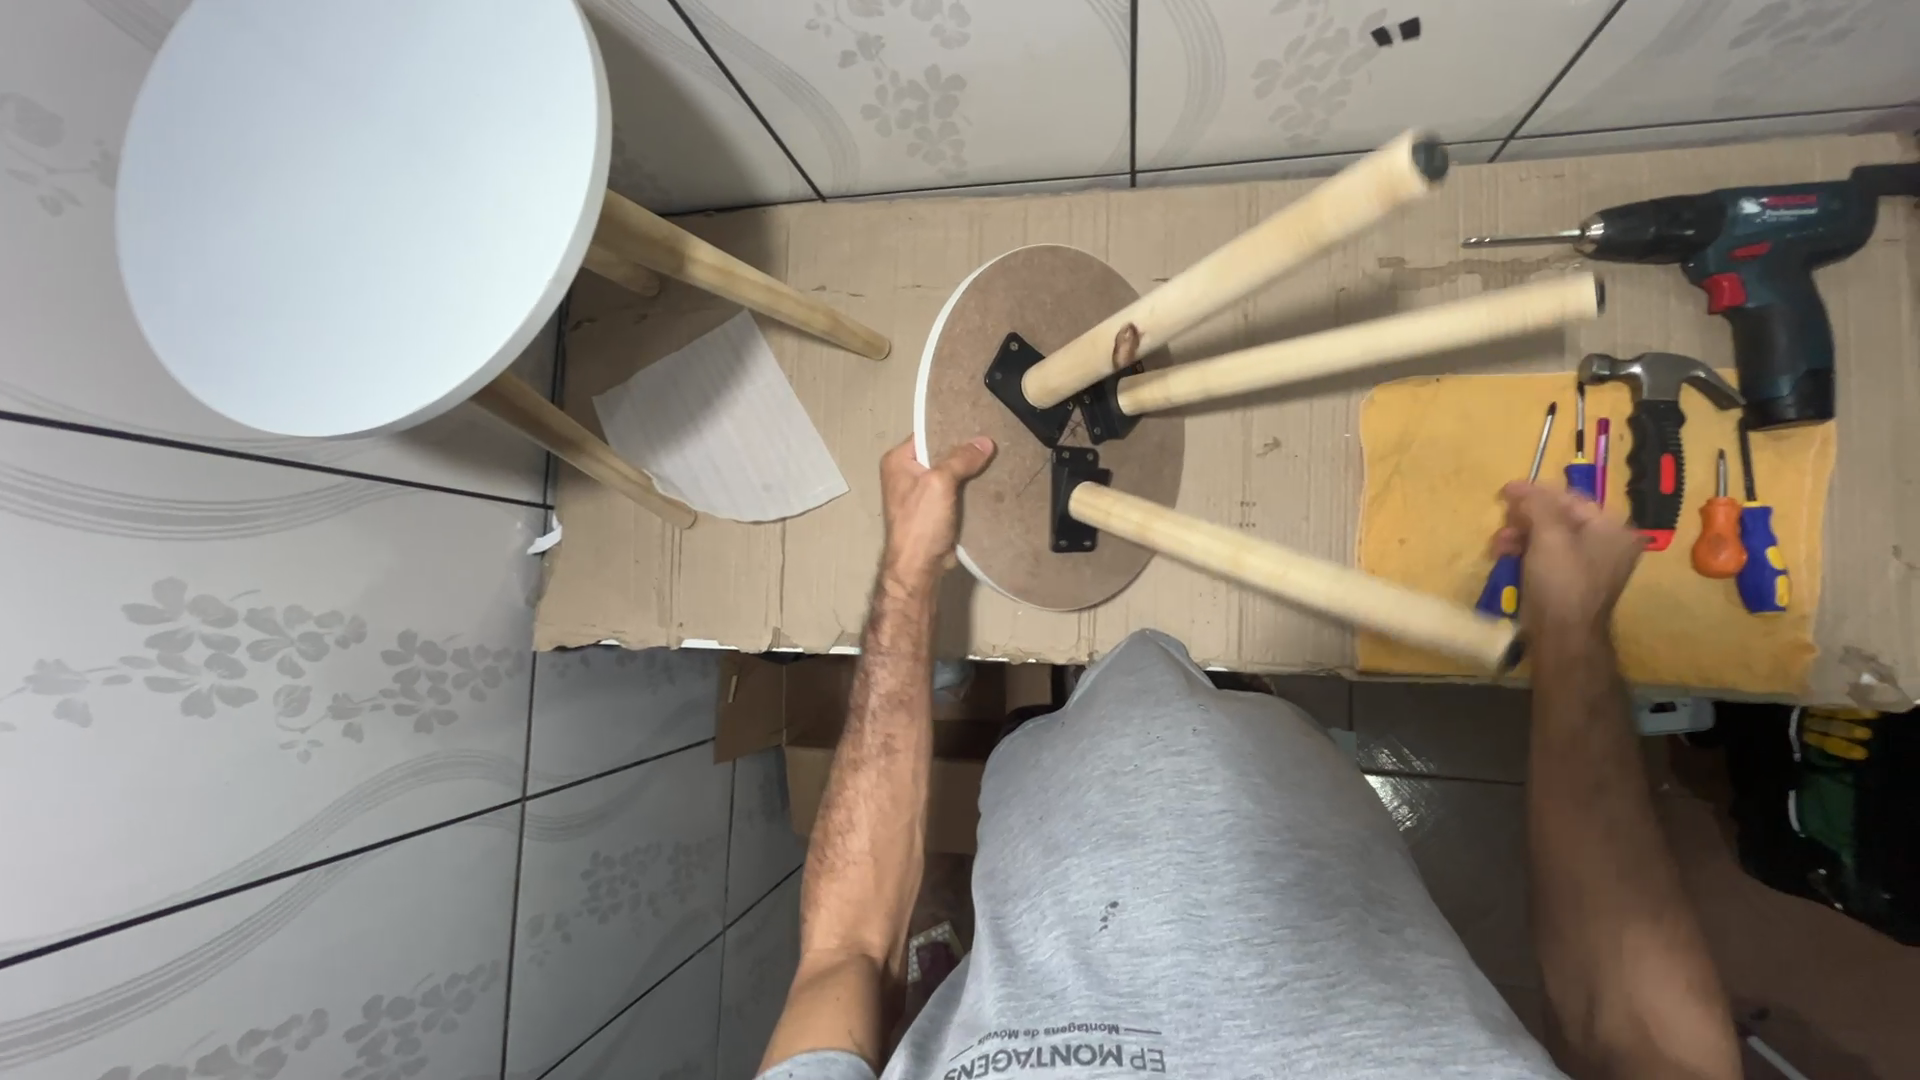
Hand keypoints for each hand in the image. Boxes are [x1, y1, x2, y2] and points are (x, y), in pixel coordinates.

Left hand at [878, 435, 994, 590]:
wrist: (919, 568)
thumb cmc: (921, 522)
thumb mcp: (939, 483)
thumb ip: (960, 459)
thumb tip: (985, 441)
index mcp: (898, 461)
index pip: (927, 433)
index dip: (952, 428)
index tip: (979, 422)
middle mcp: (906, 474)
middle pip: (940, 453)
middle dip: (964, 450)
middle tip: (992, 439)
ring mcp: (920, 494)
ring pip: (950, 473)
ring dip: (970, 470)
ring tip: (996, 457)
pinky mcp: (934, 510)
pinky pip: (955, 491)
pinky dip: (970, 487)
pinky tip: (990, 480)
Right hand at [1492, 481, 1643, 642]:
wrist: (1562, 633)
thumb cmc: (1561, 581)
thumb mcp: (1549, 537)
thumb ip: (1536, 505)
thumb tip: (1519, 485)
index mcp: (1612, 529)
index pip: (1572, 499)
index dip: (1537, 493)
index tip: (1505, 492)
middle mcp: (1606, 543)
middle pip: (1558, 517)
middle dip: (1524, 519)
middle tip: (1502, 524)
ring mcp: (1588, 564)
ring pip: (1547, 536)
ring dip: (1519, 536)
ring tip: (1499, 546)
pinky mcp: (1569, 580)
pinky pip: (1545, 555)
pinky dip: (1524, 552)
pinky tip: (1506, 557)